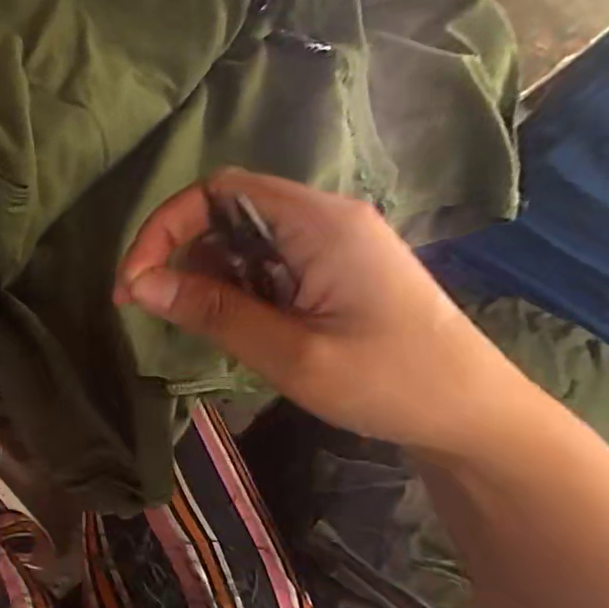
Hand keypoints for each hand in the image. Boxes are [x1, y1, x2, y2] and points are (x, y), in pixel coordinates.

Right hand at [116, 168, 530, 455]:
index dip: (165, 227)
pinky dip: (231, 287)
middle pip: (226, 209)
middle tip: (146, 305)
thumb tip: (139, 284)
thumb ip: (213, 312)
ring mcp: (330, 244)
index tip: (135, 280)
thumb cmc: (390, 384)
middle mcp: (324, 219)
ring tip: (190, 322)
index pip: (219, 191)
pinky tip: (229, 322)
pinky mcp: (331, 270)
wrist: (473, 417)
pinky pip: (264, 262)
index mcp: (321, 223)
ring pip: (241, 238)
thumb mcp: (291, 354)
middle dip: (177, 251)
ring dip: (203, 273)